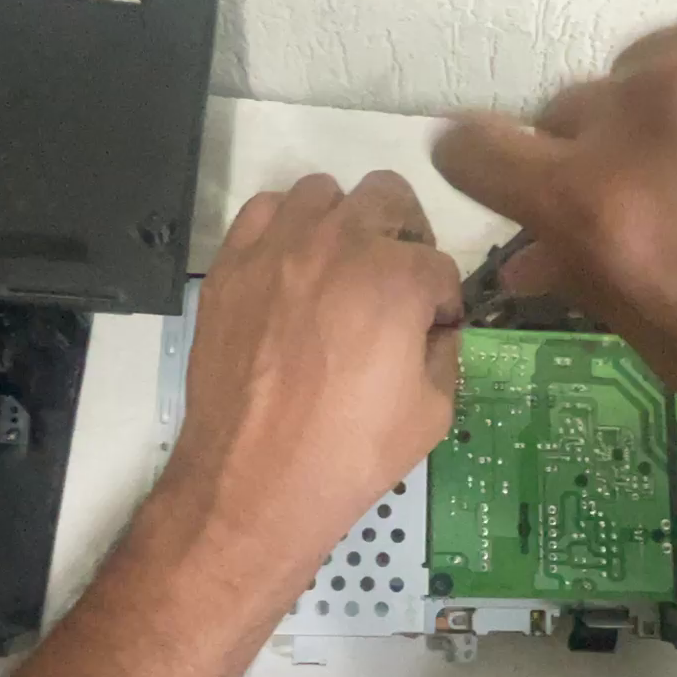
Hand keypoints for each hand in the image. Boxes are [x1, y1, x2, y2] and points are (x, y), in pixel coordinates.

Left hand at [157, 171, 461, 603]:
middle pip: (389, 198)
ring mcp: (277, 249)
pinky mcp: (231, 266)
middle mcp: (338, 245)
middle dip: (407, 238)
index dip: (444, 303)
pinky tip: (291, 270)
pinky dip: (287, 229)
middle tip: (397, 287)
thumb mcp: (433, 413)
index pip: (440, 266)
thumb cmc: (351, 454)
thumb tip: (434, 328)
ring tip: (341, 274)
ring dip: (346, 225)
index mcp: (397, 279)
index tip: (433, 332)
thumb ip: (445, 352)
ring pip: (324, 193)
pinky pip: (264, 212)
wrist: (254, 483)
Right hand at [431, 3, 676, 521]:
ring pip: (648, 74)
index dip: (477, 171)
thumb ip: (596, 286)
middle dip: (582, 165)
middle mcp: (661, 106)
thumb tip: (537, 251)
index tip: (492, 185)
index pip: (482, 151)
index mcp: (613, 206)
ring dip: (658, 126)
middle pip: (565, 113)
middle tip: (646, 219)